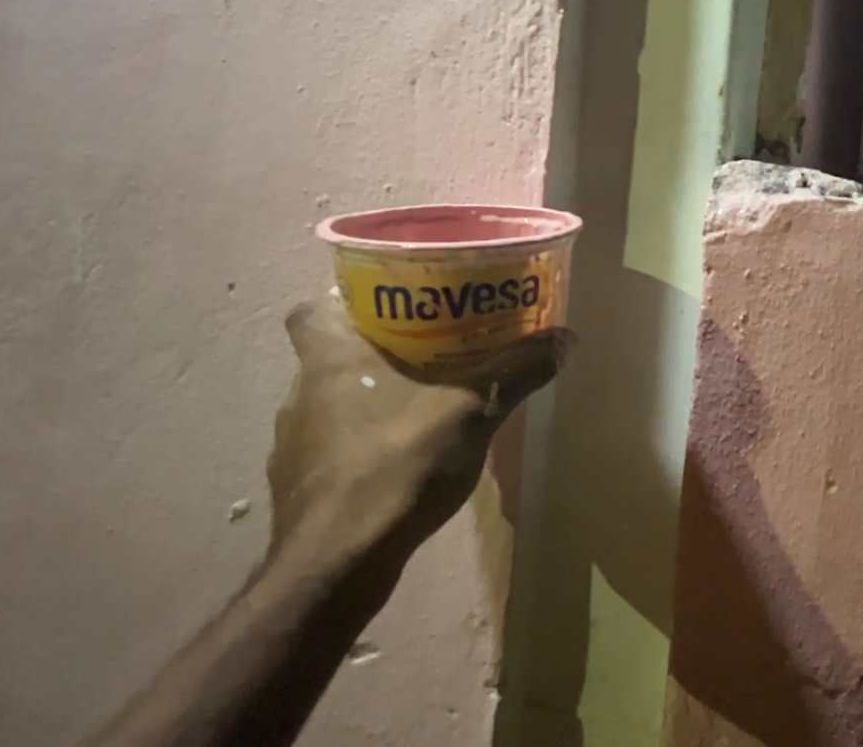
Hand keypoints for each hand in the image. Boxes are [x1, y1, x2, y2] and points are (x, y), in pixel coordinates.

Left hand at [268, 296, 573, 565]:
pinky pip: (335, 442)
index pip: (312, 310)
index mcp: (330, 361)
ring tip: (425, 397)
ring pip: (333, 399)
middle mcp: (301, 394)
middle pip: (332, 353)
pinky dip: (365, 438)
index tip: (392, 300)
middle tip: (433, 343)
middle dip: (379, 346)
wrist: (338, 564)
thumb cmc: (398, 465)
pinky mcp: (302, 485)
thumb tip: (566, 338)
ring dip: (372, 394)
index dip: (344, 299)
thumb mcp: (473, 410)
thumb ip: (518, 371)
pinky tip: (405, 452)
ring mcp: (295, 444)